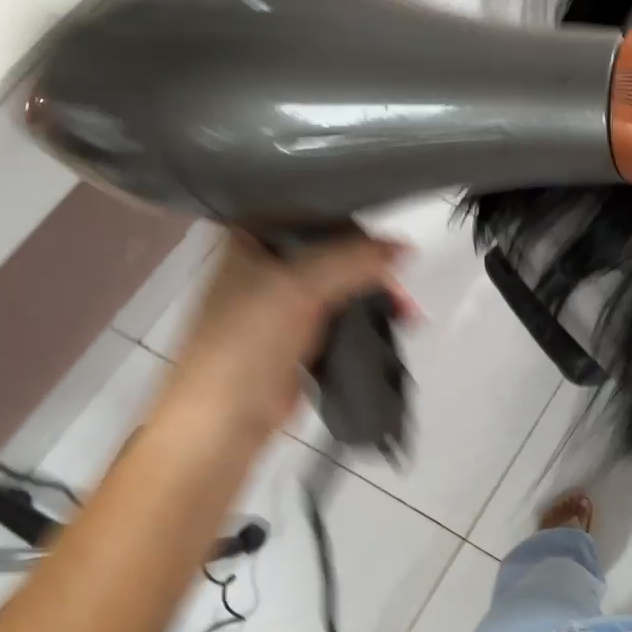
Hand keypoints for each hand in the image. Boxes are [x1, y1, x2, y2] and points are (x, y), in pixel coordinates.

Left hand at [164, 232, 407, 432]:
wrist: (224, 421)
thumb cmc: (247, 344)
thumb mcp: (299, 287)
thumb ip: (353, 260)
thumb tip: (406, 249)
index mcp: (249, 238)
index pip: (310, 210)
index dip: (352, 221)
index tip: (390, 235)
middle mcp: (263, 262)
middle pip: (330, 249)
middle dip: (371, 264)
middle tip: (406, 278)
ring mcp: (280, 300)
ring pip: (338, 283)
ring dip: (373, 291)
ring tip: (407, 307)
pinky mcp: (297, 335)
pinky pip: (340, 314)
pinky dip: (366, 316)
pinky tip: (395, 319)